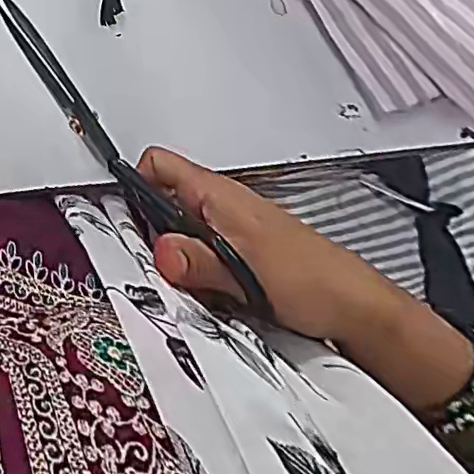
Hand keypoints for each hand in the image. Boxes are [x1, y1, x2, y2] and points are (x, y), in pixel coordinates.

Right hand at [138, 146, 473, 409]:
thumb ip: (198, 261)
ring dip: (177, 259)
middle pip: (159, 203)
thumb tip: (160, 251)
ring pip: (178, 233)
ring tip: (195, 284)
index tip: (116, 212)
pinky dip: (195, 274)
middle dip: (153, 234)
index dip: (131, 183)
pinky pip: (197, 255)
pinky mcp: (233, 253)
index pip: (155, 164)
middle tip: (160, 262)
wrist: (357, 308)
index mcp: (215, 192)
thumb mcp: (247, 270)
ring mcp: (225, 229)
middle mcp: (217, 205)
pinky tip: (212, 294)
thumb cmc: (316, 276)